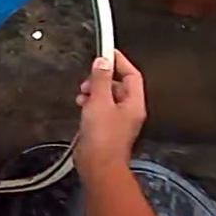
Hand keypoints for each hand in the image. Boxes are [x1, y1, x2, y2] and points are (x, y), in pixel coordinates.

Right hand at [75, 49, 146, 172]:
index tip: (107, 51)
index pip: (131, 75)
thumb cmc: (102, 134)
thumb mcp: (99, 102)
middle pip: (119, 85)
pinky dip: (91, 102)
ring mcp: (118, 119)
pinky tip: (81, 105)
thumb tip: (103, 61)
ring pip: (108, 96)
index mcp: (134, 103)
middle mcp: (129, 110)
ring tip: (82, 93)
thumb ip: (101, 80)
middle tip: (88, 80)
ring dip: (94, 91)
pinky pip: (100, 107)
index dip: (120, 62)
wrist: (98, 164)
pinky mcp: (106, 127)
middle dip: (102, 78)